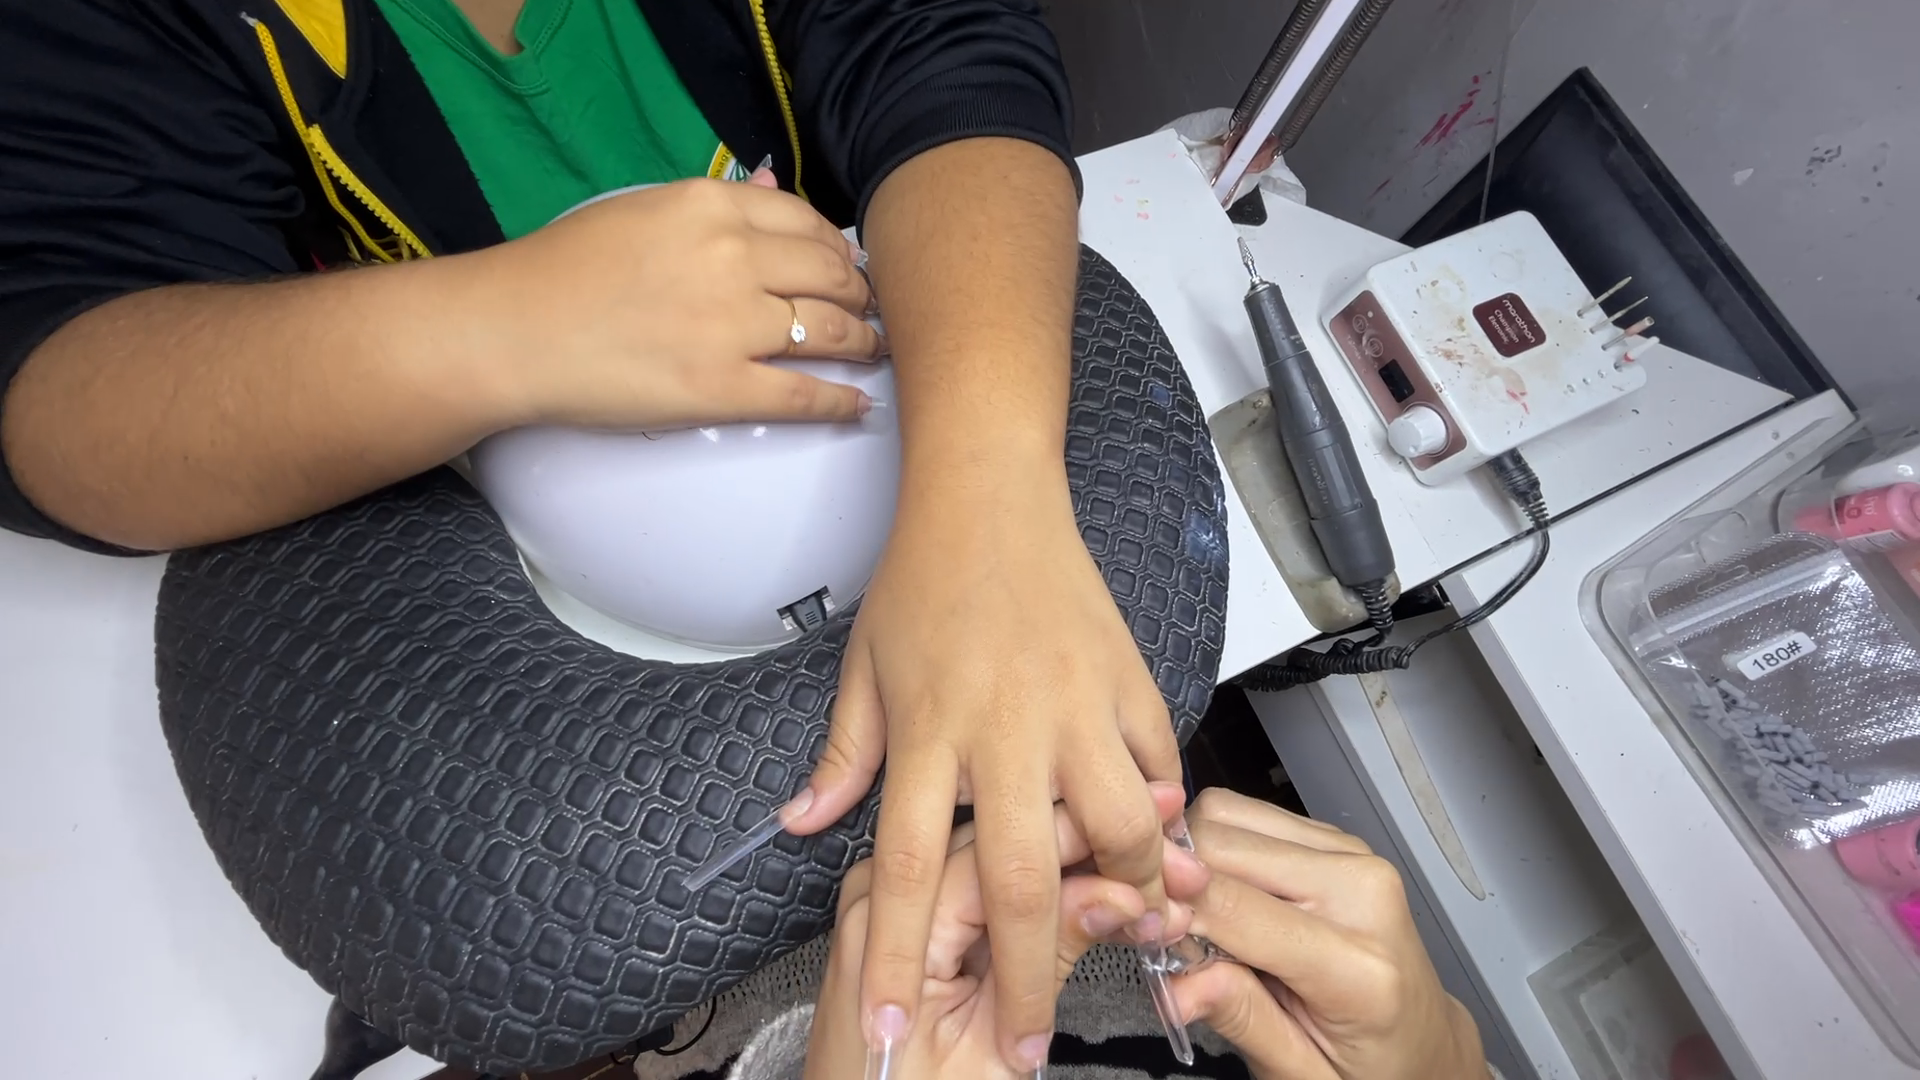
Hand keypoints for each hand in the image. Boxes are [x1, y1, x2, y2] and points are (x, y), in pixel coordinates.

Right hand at [463, 170, 882, 430]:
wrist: (511, 331)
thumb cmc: (567, 270)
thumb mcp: (643, 210)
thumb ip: (715, 209)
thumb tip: (777, 200)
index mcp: (712, 208)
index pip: (809, 225)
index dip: (843, 253)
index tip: (853, 272)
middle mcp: (734, 260)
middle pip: (832, 278)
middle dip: (864, 298)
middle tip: (876, 315)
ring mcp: (732, 327)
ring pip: (830, 333)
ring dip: (866, 343)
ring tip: (878, 352)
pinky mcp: (724, 388)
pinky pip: (805, 396)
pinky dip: (842, 402)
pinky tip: (861, 406)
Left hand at [783, 471, 1183, 1072]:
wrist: (990, 498)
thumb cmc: (925, 575)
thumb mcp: (865, 664)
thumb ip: (843, 752)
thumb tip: (805, 822)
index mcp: (930, 728)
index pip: (906, 867)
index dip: (899, 958)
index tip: (896, 1027)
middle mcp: (1005, 727)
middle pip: (1020, 876)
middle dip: (1026, 976)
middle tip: (1027, 1040)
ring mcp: (1075, 703)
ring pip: (1120, 827)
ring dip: (1129, 891)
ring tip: (1128, 933)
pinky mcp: (1126, 676)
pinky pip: (1158, 760)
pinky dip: (1165, 807)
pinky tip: (1159, 834)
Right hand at [1171, 789, 1486, 1079]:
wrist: (1428, 1049)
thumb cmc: (1367, 1075)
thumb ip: (1241, 1021)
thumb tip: (1176, 985)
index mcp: (1360, 970)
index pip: (1231, 904)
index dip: (1170, 907)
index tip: (1139, 925)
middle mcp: (1362, 892)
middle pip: (1219, 842)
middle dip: (1175, 875)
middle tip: (1165, 923)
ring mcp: (1351, 853)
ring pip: (1223, 812)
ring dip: (1193, 854)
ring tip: (1197, 909)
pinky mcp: (1334, 837)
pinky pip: (1243, 811)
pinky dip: (1215, 842)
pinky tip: (1223, 887)